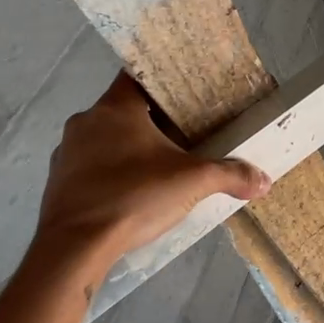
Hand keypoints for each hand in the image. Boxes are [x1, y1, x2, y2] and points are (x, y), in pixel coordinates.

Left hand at [29, 72, 270, 279]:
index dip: (163, 79)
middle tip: (186, 130)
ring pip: (105, 137)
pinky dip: (112, 171)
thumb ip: (231, 175)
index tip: (187, 89)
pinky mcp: (58, 183)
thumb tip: (265, 181)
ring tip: (162, 163)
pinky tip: (135, 190)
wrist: (75, 247)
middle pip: (124, 108)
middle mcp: (86, 122)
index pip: (138, 75)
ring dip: (130, 146)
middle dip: (154, 118)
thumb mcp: (193, 182)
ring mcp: (67, 153)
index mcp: (115, 109)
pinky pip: (91, 165)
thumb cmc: (135, 196)